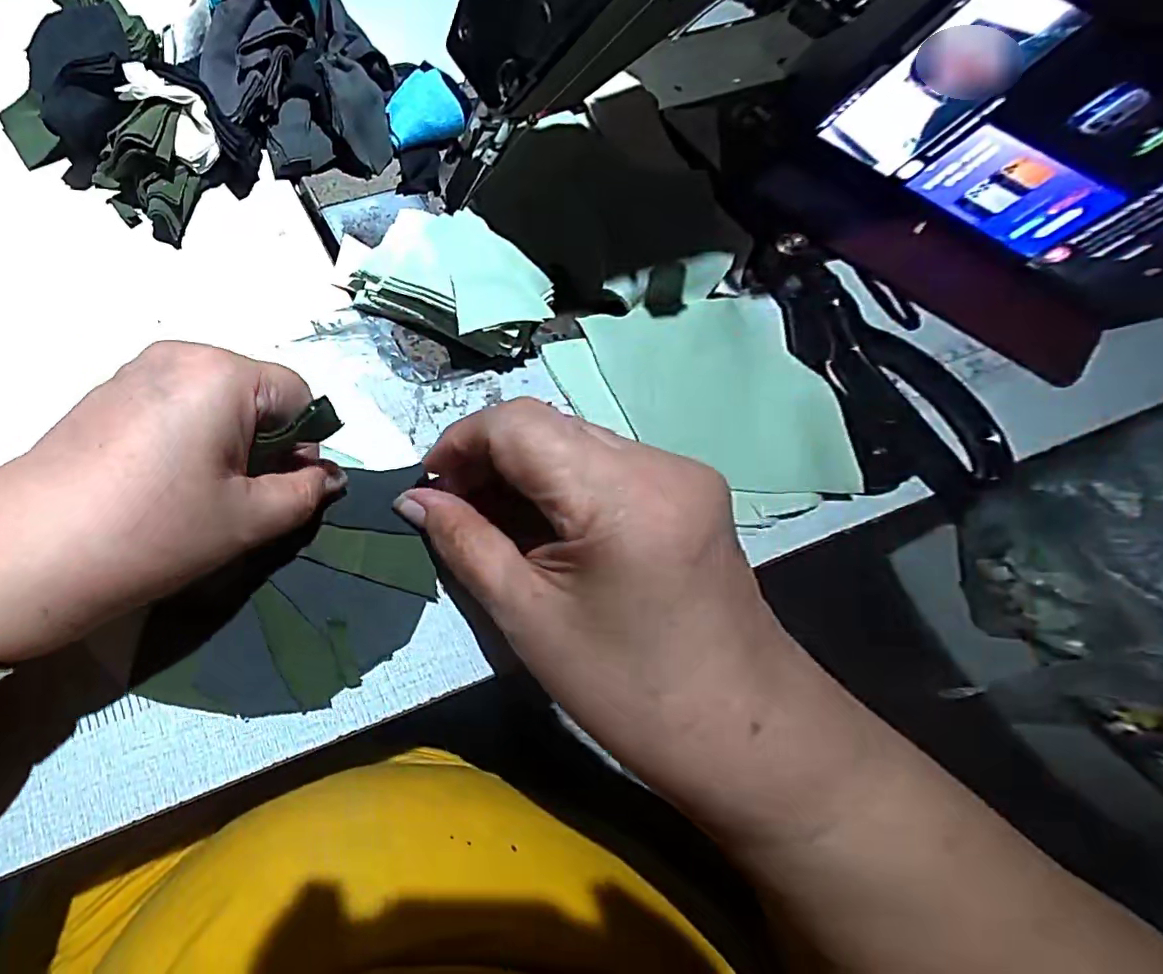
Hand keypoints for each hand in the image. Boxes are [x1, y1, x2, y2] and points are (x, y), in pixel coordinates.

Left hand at [0, 343, 344, 663]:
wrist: (27, 552)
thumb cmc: (154, 531)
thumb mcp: (246, 520)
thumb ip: (304, 492)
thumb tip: (328, 477)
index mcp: (222, 372)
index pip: (298, 394)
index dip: (303, 443)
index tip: (279, 488)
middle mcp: (180, 354)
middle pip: (254, 392)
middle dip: (262, 442)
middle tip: (236, 498)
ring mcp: (136, 370)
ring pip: (214, 400)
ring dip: (225, 441)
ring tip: (193, 493)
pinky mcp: (107, 393)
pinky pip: (174, 404)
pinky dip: (186, 437)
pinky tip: (157, 482)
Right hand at [397, 399, 888, 846]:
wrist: (748, 737)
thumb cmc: (628, 691)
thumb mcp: (527, 616)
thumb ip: (465, 542)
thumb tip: (414, 499)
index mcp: (621, 493)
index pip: (517, 423)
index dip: (459, 442)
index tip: (427, 487)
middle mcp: (657, 463)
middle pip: (546, 424)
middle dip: (486, 456)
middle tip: (452, 506)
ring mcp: (680, 472)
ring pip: (573, 439)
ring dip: (520, 468)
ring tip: (488, 518)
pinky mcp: (688, 490)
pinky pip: (603, 462)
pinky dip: (556, 480)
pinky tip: (539, 523)